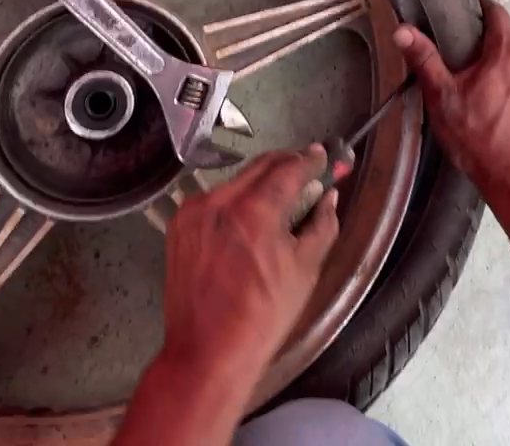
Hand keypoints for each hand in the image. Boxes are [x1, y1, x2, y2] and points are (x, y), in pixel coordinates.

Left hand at [157, 147, 340, 389]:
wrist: (207, 352)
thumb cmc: (261, 317)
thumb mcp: (305, 270)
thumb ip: (322, 225)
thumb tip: (329, 198)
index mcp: (255, 210)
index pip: (289, 168)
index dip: (311, 160)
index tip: (323, 156)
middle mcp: (221, 201)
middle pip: (262, 165)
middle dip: (287, 164)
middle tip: (306, 172)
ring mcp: (195, 210)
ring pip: (238, 181)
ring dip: (260, 184)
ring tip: (277, 205)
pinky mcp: (180, 223)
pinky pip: (215, 199)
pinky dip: (234, 203)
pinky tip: (246, 223)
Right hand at [392, 0, 509, 199]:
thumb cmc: (478, 136)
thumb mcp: (443, 96)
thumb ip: (424, 59)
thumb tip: (402, 30)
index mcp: (508, 49)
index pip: (494, 10)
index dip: (474, 7)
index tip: (454, 14)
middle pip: (504, 29)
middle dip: (480, 34)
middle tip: (452, 46)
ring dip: (493, 54)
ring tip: (467, 69)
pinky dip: (505, 70)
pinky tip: (486, 89)